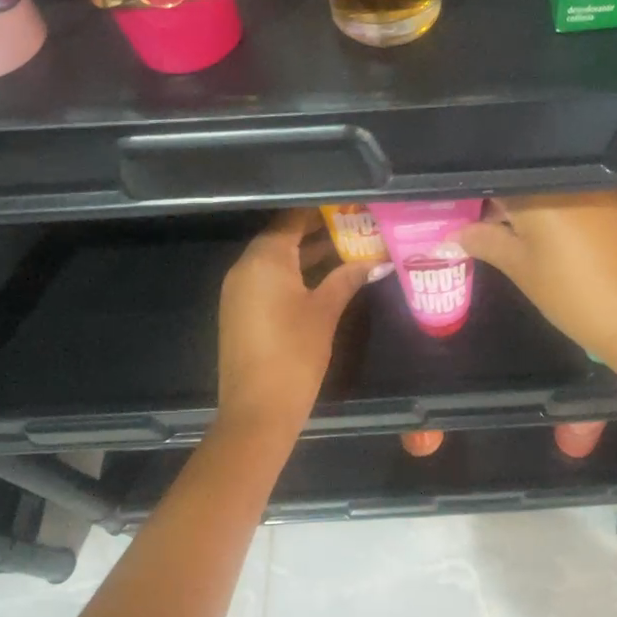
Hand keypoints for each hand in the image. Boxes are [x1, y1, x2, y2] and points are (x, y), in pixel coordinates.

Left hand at [217, 209, 371, 436]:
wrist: (257, 411)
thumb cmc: (295, 353)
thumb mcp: (326, 311)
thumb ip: (348, 278)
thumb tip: (376, 262)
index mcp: (265, 259)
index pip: (292, 218)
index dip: (321, 210)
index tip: (350, 205)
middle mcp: (246, 266)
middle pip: (283, 236)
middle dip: (318, 230)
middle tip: (356, 224)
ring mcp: (240, 289)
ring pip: (277, 258)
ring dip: (308, 253)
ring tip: (349, 246)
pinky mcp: (241, 309)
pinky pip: (268, 278)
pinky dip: (294, 272)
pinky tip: (326, 277)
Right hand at [454, 192, 616, 384]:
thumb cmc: (580, 298)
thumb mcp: (524, 272)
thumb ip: (486, 243)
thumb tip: (450, 235)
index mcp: (536, 186)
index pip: (490, 174)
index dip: (469, 190)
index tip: (453, 206)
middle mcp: (566, 173)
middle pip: (520, 174)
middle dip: (498, 195)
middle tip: (477, 222)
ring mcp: (597, 181)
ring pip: (548, 181)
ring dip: (528, 200)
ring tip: (508, 229)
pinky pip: (575, 190)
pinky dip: (557, 205)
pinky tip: (547, 230)